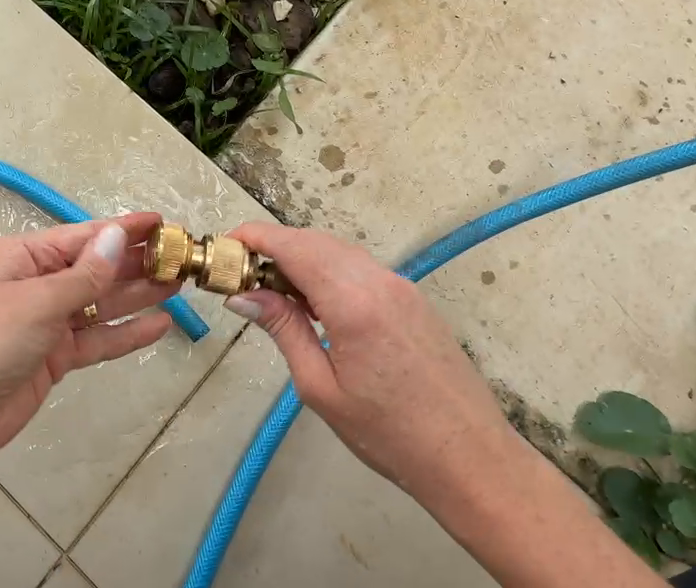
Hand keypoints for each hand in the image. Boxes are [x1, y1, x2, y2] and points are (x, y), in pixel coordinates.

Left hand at [0, 213, 177, 463]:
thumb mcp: (38, 302)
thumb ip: (84, 275)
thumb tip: (116, 236)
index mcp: (28, 257)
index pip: (85, 237)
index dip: (124, 230)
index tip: (162, 222)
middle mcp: (41, 283)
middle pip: (97, 268)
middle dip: (137, 263)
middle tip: (182, 258)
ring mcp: (49, 322)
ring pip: (102, 303)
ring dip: (138, 295)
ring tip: (179, 285)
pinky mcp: (55, 357)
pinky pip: (98, 339)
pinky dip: (126, 333)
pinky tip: (159, 325)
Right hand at [222, 222, 512, 498]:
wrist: (471, 458)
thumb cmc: (388, 434)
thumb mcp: (320, 387)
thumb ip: (282, 329)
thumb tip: (242, 295)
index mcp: (351, 301)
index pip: (291, 245)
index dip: (253, 238)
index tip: (224, 248)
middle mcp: (377, 280)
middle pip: (313, 240)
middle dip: (273, 248)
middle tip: (243, 277)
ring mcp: (400, 285)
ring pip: (337, 250)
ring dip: (301, 258)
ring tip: (275, 293)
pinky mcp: (412, 297)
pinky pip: (360, 267)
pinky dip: (329, 270)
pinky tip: (317, 304)